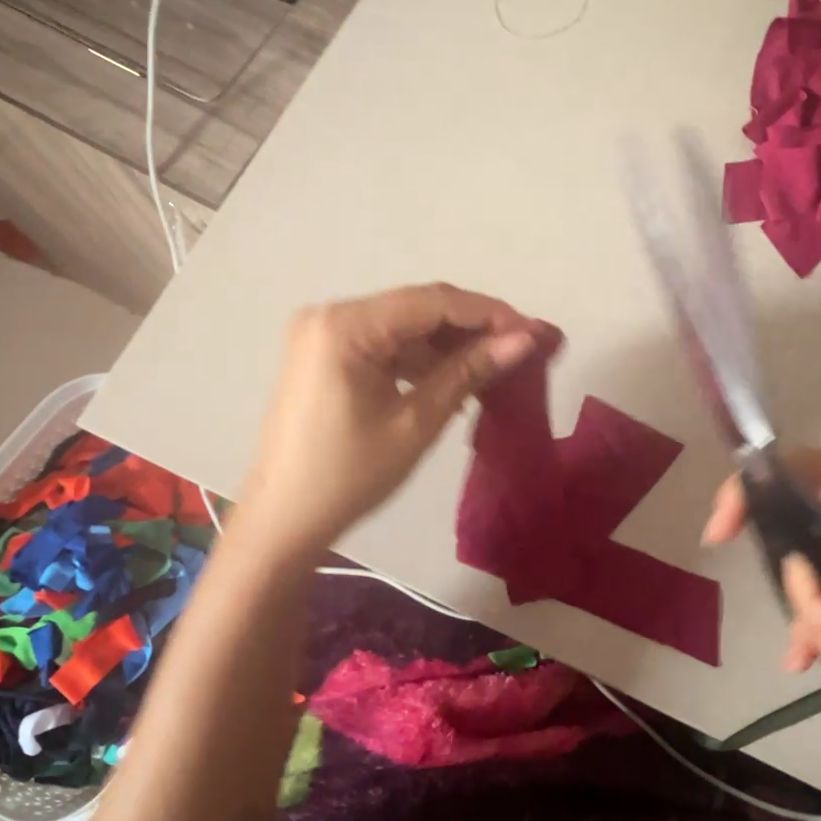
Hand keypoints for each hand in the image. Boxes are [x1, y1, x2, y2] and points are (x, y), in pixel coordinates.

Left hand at [232, 283, 543, 555]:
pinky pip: (385, 345)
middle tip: (524, 350)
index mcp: (346, 326)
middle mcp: (331, 315)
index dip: (490, 313)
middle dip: (473, 328)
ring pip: (405, 327)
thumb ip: (469, 372)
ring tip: (496, 371)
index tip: (536, 333)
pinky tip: (454, 382)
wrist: (284, 519)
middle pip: (418, 308)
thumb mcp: (416, 422)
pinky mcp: (325, 355)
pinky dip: (420, 360)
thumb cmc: (349, 476)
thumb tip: (525, 340)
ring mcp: (324, 333)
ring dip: (449, 346)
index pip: (432, 301)